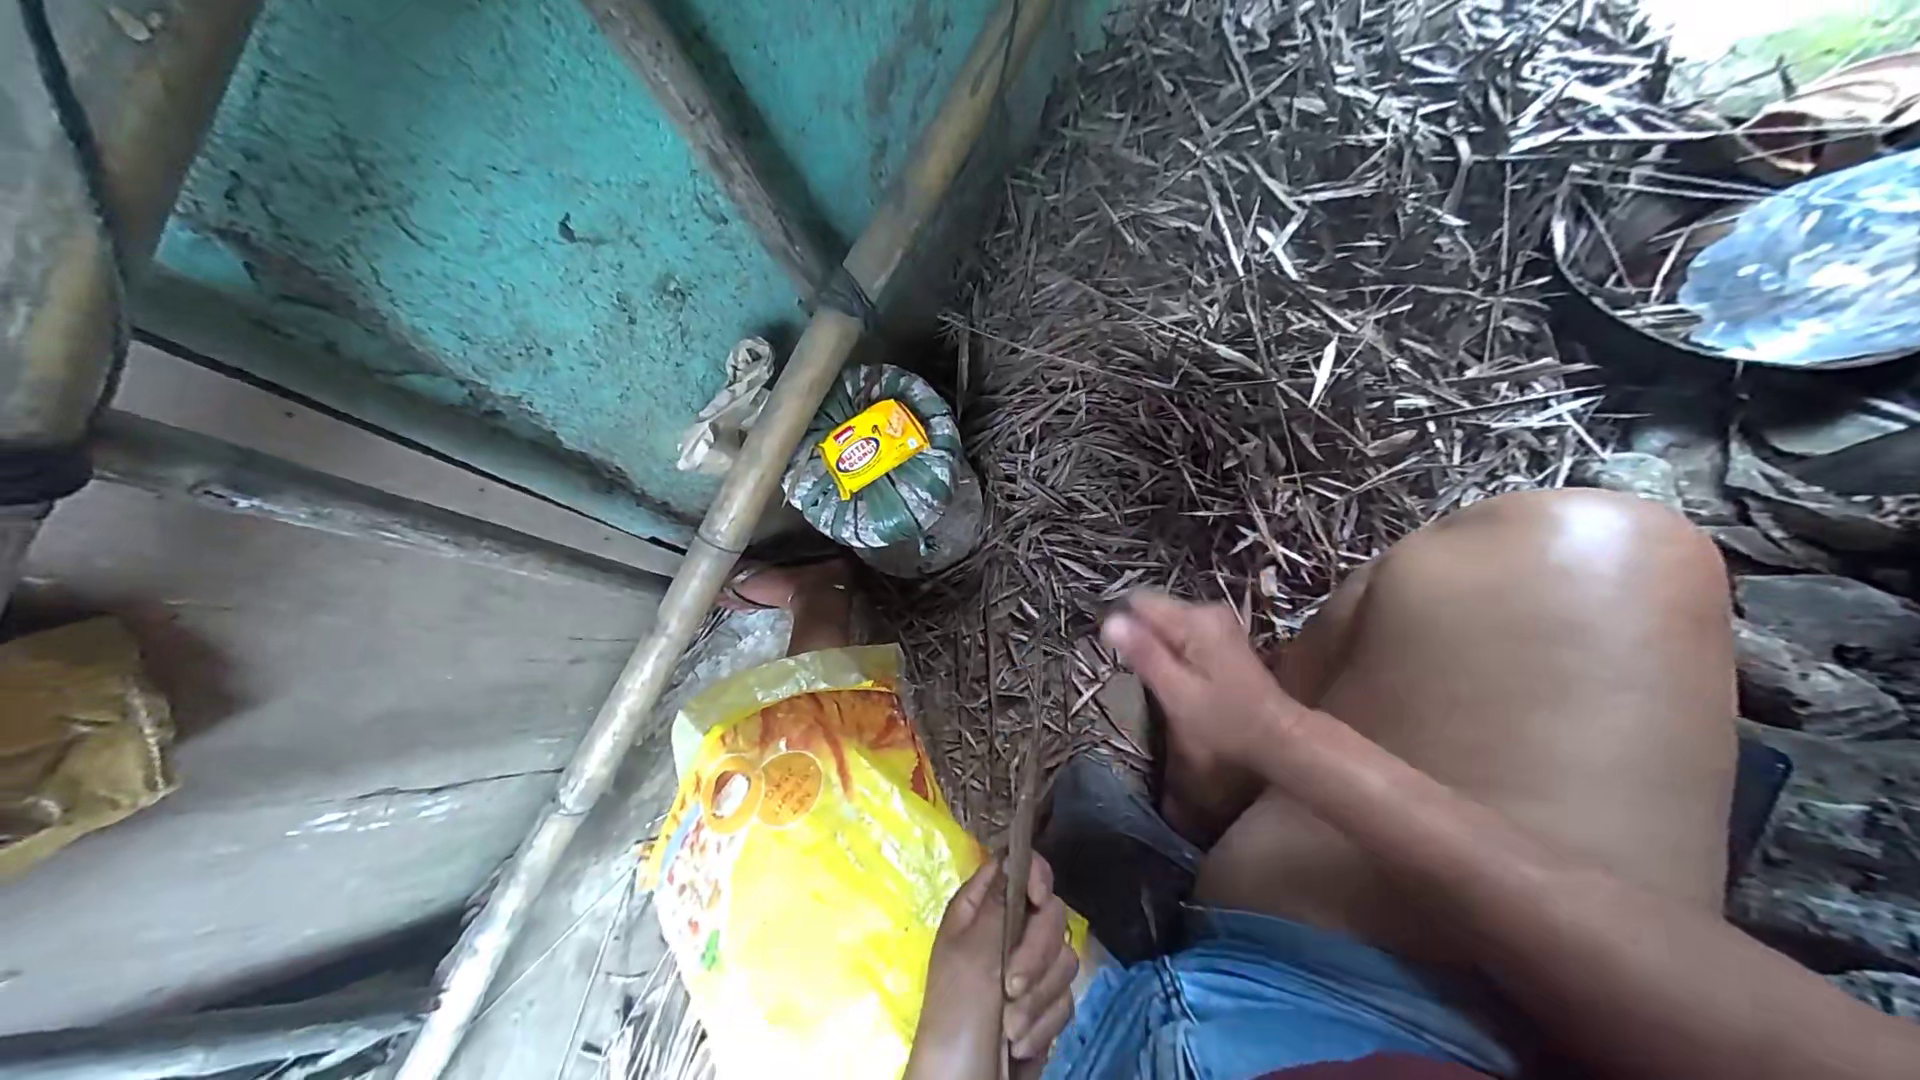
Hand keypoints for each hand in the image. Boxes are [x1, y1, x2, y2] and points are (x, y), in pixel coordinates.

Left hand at [905, 856, 1077, 1079]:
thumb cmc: (957, 1014)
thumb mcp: (972, 953)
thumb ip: (1001, 903)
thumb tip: (1018, 857)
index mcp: (979, 909)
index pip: (1016, 868)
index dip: (1034, 875)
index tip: (1039, 900)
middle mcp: (1005, 931)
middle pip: (1049, 913)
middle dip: (1036, 955)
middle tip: (1012, 985)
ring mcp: (1026, 968)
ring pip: (1063, 959)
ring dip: (1038, 999)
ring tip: (1009, 1028)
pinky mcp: (1043, 1005)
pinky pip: (1066, 998)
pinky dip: (1045, 1023)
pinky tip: (1020, 1043)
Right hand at [1101, 591, 1308, 780]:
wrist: (1279, 737)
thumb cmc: (1226, 722)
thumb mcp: (1177, 693)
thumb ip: (1144, 654)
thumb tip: (1110, 621)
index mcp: (1195, 620)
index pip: (1139, 602)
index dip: (1125, 627)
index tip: (1124, 660)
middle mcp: (1207, 611)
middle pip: (1154, 611)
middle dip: (1143, 640)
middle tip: (1150, 678)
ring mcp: (1217, 622)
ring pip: (1166, 624)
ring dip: (1158, 649)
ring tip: (1164, 681)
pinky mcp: (1221, 635)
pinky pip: (1181, 633)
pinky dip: (1174, 652)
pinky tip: (1181, 679)